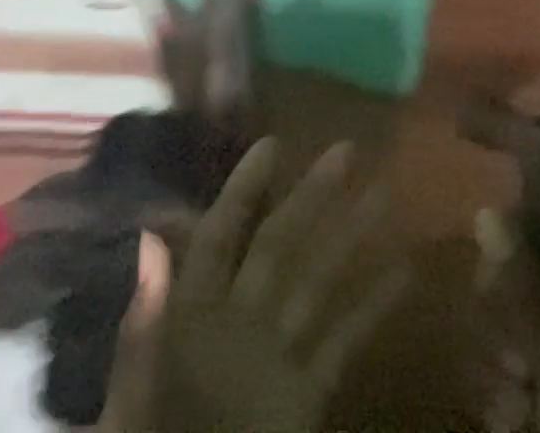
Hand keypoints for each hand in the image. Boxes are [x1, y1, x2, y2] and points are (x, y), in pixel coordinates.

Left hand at [106, 138, 409, 432]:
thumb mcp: (135, 389)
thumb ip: (146, 319)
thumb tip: (151, 238)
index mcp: (193, 316)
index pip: (220, 238)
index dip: (243, 192)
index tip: (274, 146)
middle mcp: (239, 321)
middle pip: (279, 247)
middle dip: (310, 198)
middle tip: (346, 150)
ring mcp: (277, 354)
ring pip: (317, 283)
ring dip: (350, 239)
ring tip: (384, 193)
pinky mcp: (307, 392)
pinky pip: (343, 341)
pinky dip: (373, 308)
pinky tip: (404, 272)